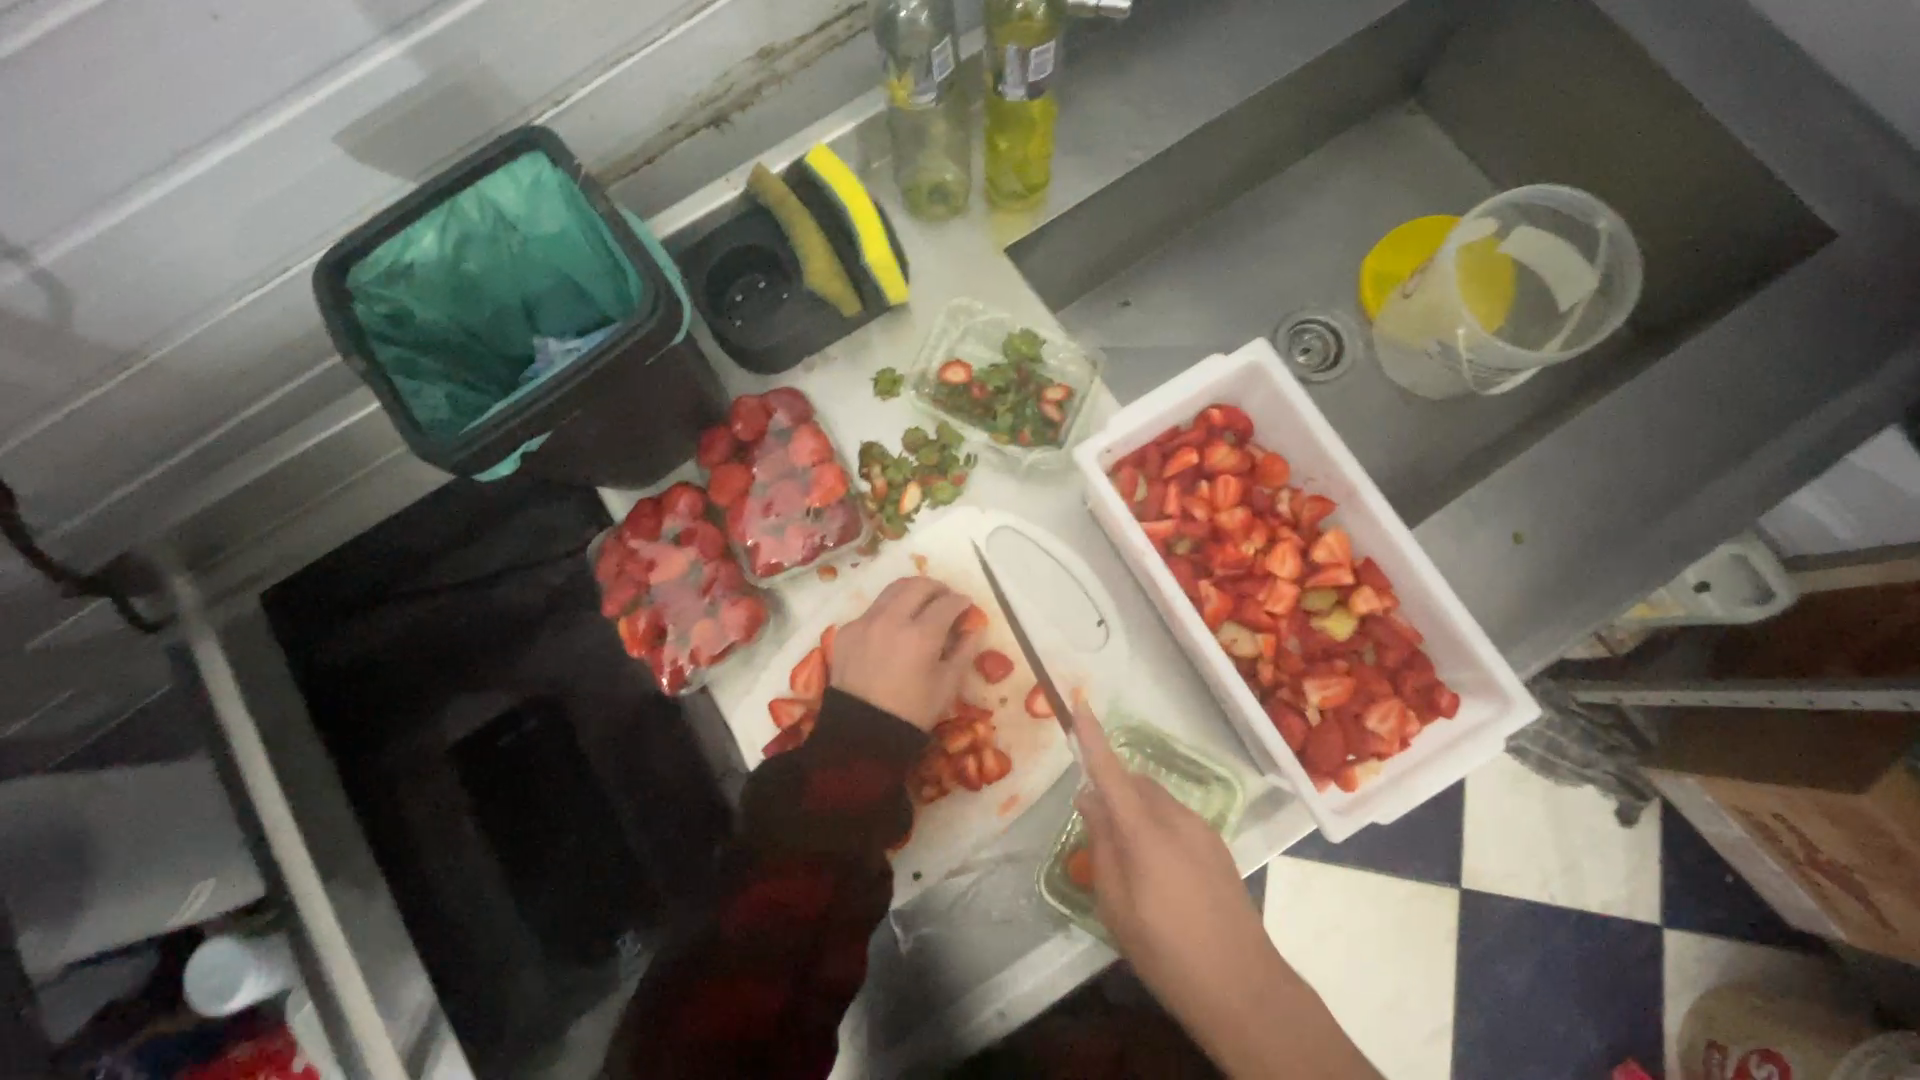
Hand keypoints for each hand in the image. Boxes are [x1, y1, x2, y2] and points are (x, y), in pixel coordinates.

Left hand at [830, 577, 981, 731]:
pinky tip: (895, 627)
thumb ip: (964, 650)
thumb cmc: (912, 712)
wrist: (862, 733)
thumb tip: (973, 627)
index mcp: (921, 635)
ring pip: (892, 590)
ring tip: (921, 604)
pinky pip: (873, 609)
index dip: (961, 601)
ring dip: (912, 591)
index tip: (966, 605)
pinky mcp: (848, 630)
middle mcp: (891, 620)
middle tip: (945, 598)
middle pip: (918, 585)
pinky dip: (889, 610)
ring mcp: (866, 622)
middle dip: (937, 588)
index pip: (947, 603)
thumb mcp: (948, 685)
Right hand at [1073, 709, 1379, 1079]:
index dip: (1093, 738)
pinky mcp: (1218, 848)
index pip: (1111, 773)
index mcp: (1145, 832)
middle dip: (1112, 788)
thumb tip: (1091, 799)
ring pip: (1158, 801)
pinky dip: (1157, 827)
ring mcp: (1203, 831)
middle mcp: (1176, 819)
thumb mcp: (1116, 904)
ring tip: (1126, 860)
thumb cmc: (1165, 950)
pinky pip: (1177, 820)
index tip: (1080, 703)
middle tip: (1094, 827)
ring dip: (1136, 810)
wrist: (1241, 985)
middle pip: (1136, 784)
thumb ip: (1101, 845)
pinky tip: (1157, 873)